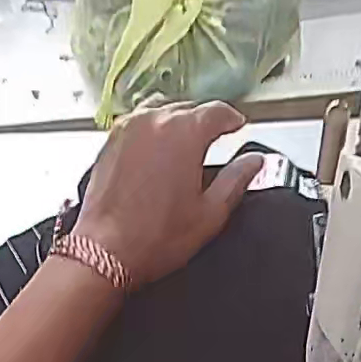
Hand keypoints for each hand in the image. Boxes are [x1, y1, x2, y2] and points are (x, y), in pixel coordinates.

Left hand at [73, 100, 264, 285]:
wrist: (106, 252)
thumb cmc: (154, 238)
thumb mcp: (210, 213)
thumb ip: (237, 180)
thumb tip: (255, 163)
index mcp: (184, 133)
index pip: (217, 112)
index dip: (232, 119)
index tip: (237, 125)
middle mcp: (153, 122)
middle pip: (188, 109)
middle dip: (205, 123)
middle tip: (215, 140)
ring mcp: (127, 129)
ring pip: (161, 113)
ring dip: (177, 125)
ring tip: (186, 146)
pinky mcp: (109, 143)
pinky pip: (138, 126)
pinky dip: (153, 134)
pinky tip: (158, 156)